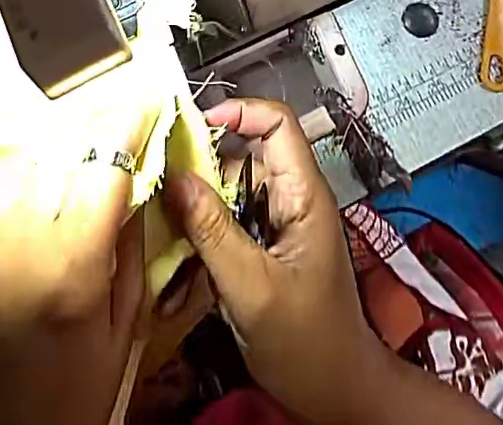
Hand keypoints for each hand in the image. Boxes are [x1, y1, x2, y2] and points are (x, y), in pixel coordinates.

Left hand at [0, 112, 153, 424]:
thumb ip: (130, 241)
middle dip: (87, 148)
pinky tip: (3, 215)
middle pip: (54, 153)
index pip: (103, 161)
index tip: (142, 107)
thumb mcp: (123, 327)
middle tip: (101, 158)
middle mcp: (4, 253)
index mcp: (67, 270)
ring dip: (39, 168)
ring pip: (5, 167)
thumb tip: (133, 176)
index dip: (128, 127)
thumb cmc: (69, 405)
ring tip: (54, 189)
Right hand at [161, 98, 395, 424]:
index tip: (196, 125)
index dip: (241, 112)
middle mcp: (293, 196)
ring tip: (171, 231)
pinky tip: (184, 260)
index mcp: (304, 193)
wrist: (335, 389)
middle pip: (247, 154)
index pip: (278, 124)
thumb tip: (178, 179)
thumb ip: (213, 232)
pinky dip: (207, 232)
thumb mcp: (253, 288)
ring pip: (233, 188)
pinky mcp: (267, 242)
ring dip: (201, 207)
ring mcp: (280, 219)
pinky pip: (232, 219)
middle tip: (167, 187)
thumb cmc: (308, 344)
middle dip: (206, 167)